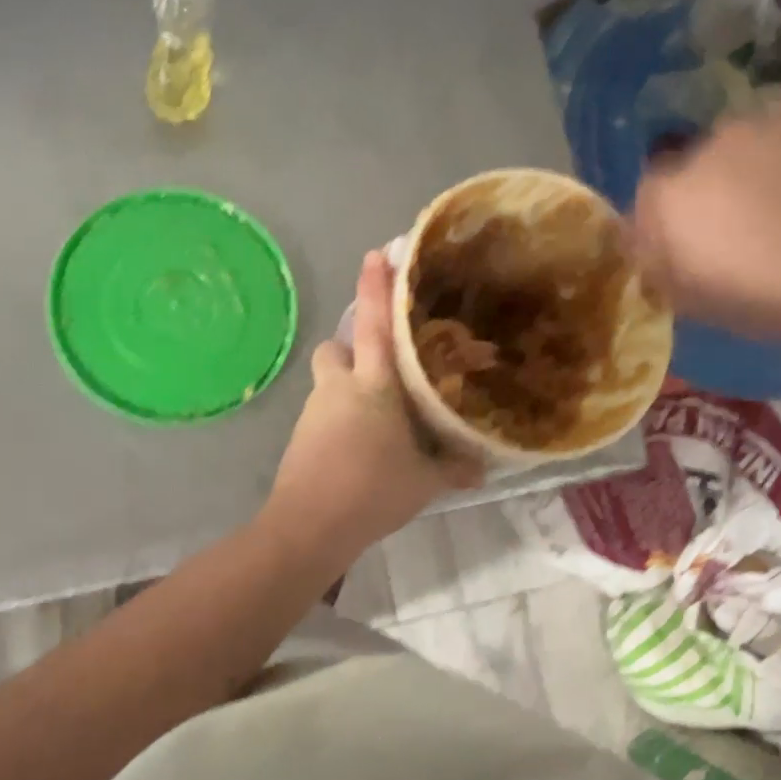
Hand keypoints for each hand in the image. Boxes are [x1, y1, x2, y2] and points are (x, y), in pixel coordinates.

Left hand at [261, 252, 483, 560]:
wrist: (308, 526)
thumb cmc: (372, 492)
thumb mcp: (423, 482)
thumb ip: (451, 467)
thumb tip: (480, 466)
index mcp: (373, 385)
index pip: (376, 324)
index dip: (377, 286)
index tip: (378, 253)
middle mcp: (338, 387)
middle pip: (337, 347)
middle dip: (354, 349)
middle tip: (382, 370)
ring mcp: (313, 411)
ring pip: (329, 381)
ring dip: (348, 388)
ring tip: (378, 420)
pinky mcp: (299, 437)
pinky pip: (323, 412)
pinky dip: (339, 419)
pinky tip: (359, 448)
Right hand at [633, 84, 780, 344]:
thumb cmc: (767, 301)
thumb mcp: (687, 297)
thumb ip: (654, 254)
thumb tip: (643, 232)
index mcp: (668, 192)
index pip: (655, 183)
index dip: (677, 204)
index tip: (698, 227)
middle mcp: (710, 142)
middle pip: (705, 150)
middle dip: (720, 174)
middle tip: (752, 209)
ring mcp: (771, 114)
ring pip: (758, 126)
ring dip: (766, 150)